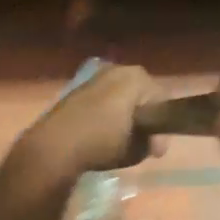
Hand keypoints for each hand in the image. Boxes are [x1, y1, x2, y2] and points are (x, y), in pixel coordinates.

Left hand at [12, 63, 165, 177]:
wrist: (56, 145)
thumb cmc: (103, 142)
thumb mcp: (138, 148)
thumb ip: (153, 142)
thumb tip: (155, 143)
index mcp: (136, 77)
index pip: (162, 100)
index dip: (164, 127)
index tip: (158, 150)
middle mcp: (117, 69)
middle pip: (141, 95)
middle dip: (145, 117)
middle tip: (144, 144)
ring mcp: (96, 76)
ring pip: (121, 96)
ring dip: (126, 114)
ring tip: (124, 140)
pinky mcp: (78, 88)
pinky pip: (103, 100)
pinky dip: (108, 113)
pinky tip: (104, 133)